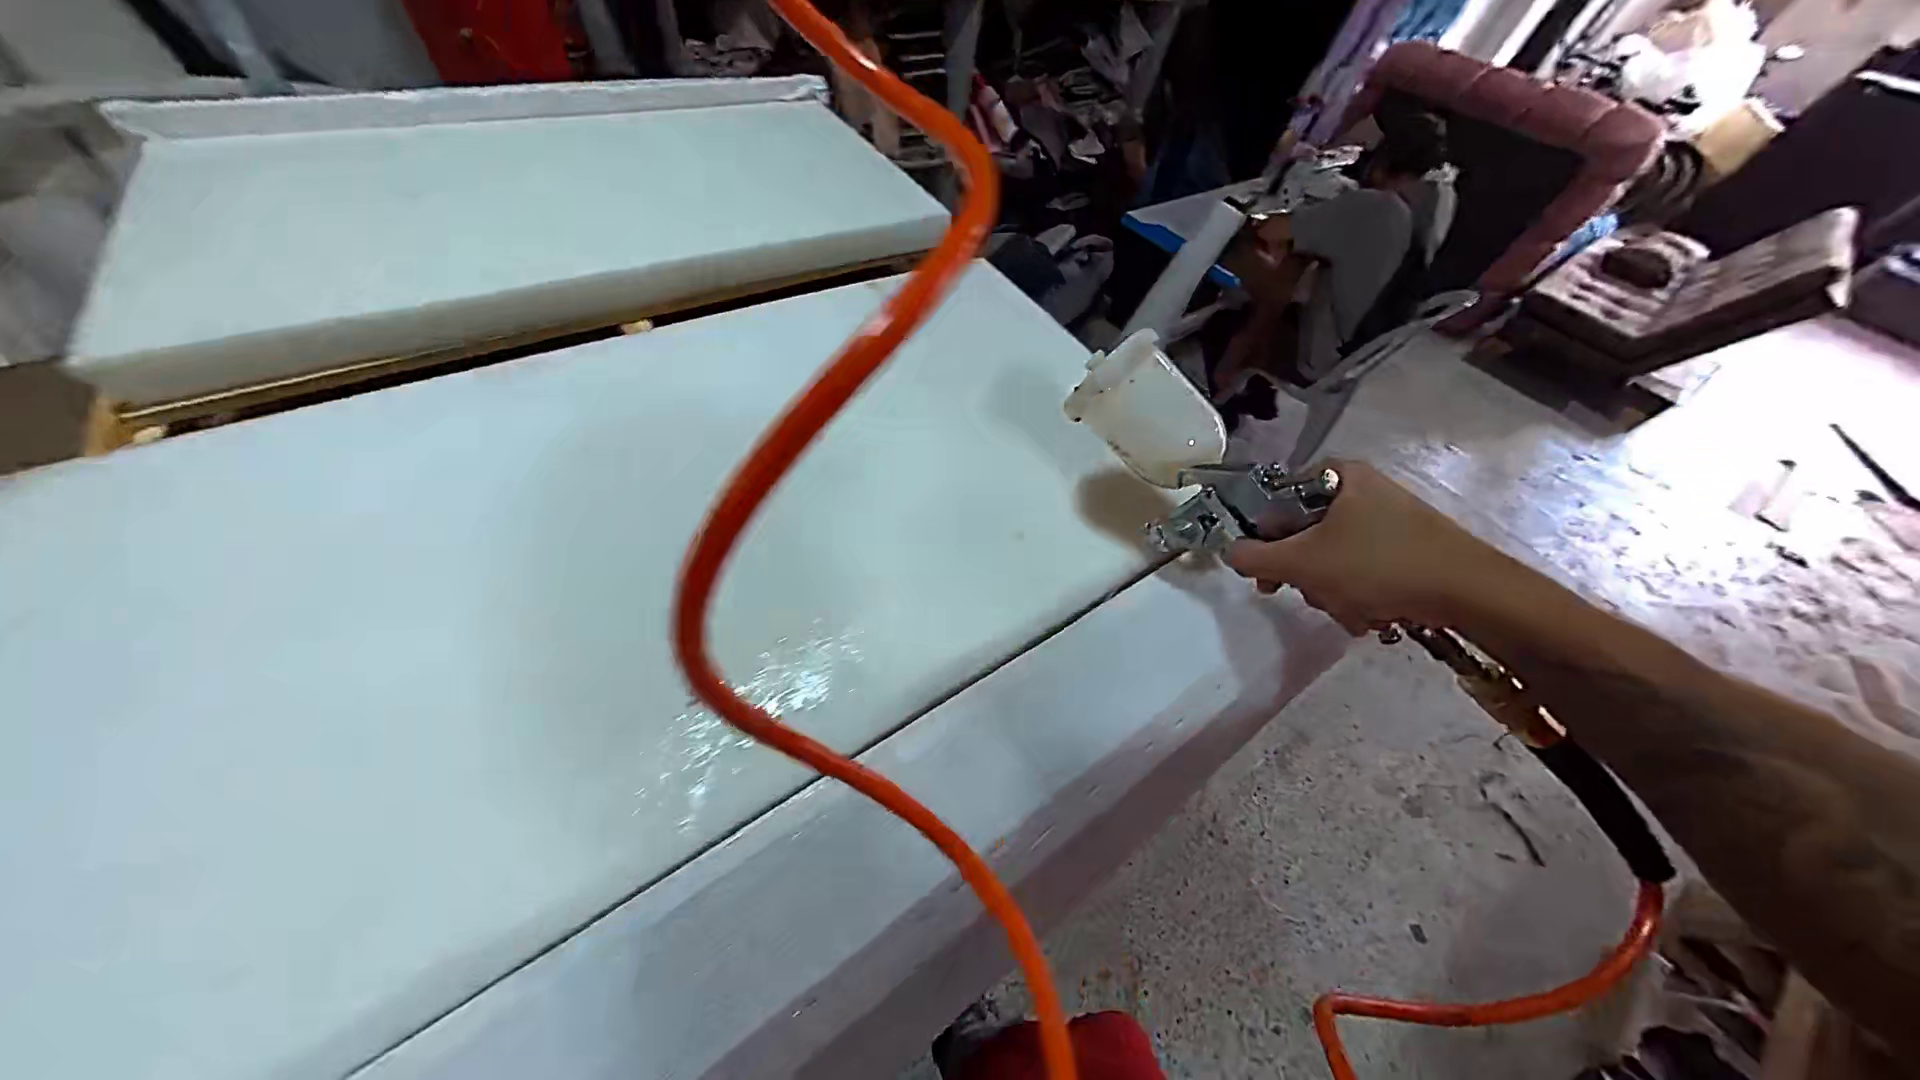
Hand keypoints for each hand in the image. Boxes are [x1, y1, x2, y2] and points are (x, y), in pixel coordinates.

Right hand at [1221, 460, 1513, 633]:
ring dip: (1329, 591)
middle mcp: (1363, 491)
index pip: (1277, 499)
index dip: (1263, 536)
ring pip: (1331, 557)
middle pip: (1303, 532)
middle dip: (1303, 573)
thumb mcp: (1302, 562)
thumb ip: (1254, 557)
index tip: (1262, 569)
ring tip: (1349, 608)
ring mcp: (1387, 520)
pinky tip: (1370, 613)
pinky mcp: (1406, 549)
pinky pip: (1360, 570)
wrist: (1471, 593)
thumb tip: (1231, 552)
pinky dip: (1358, 595)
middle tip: (1301, 592)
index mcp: (1339, 476)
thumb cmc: (1379, 565)